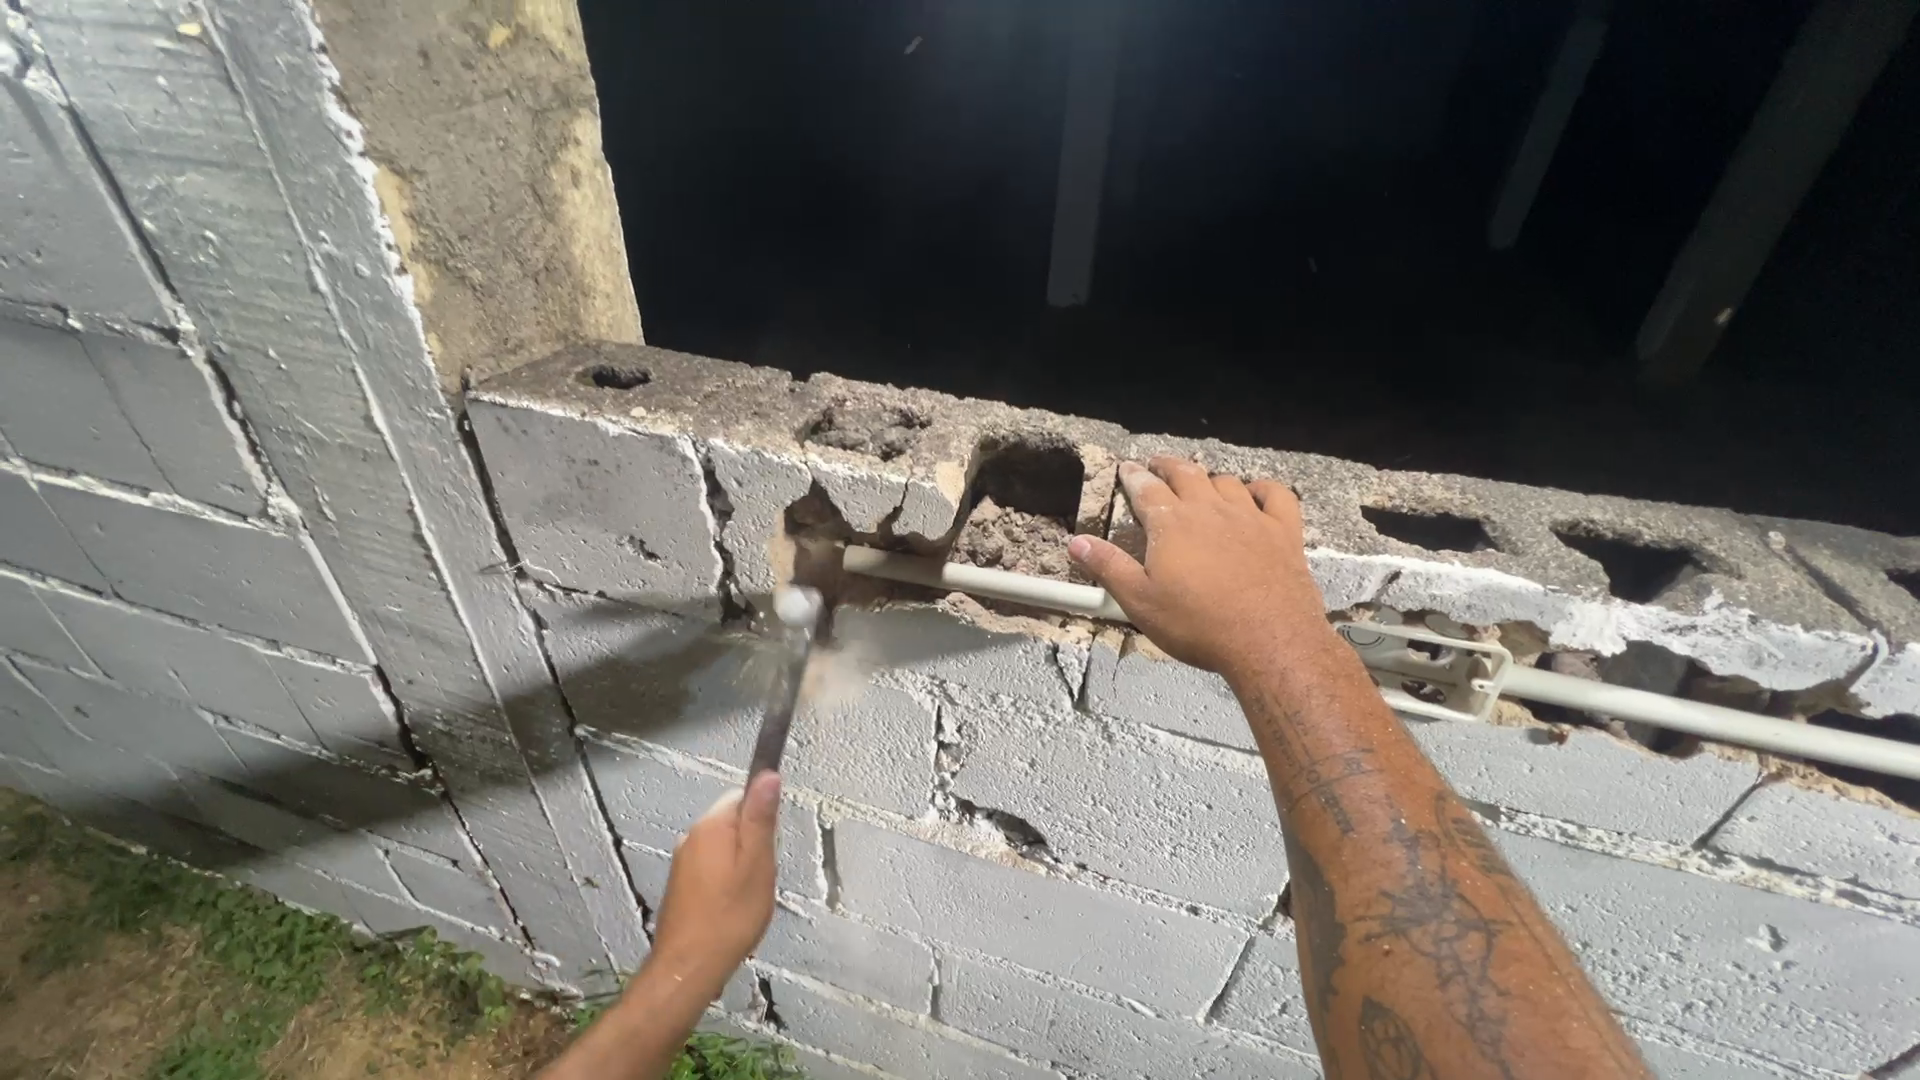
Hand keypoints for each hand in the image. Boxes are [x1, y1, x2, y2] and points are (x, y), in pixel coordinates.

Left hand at [645, 770, 780, 997]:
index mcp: (712, 825)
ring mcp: (682, 861)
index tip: (769, 846)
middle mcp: (692, 836)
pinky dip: (725, 880)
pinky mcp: (679, 885)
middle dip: (753, 842)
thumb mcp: (757, 863)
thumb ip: (762, 818)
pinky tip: (732, 907)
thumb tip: (768, 774)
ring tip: (749, 895)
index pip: (743, 795)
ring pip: (723, 846)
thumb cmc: (730, 916)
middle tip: (762, 875)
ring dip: (740, 863)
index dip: (763, 817)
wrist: (688, 970)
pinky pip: (711, 867)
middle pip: (733, 821)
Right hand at [1069, 458, 1330, 678]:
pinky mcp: (1284, 532)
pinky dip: (1262, 488)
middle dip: (1167, 466)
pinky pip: (1276, 495)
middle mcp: (1210, 509)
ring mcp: (1251, 518)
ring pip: (1226, 482)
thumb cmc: (1198, 624)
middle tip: (1156, 465)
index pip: (1146, 489)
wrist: (1269, 641)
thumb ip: (1108, 567)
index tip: (1125, 469)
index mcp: (1172, 524)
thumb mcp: (1140, 602)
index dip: (1132, 477)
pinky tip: (1254, 493)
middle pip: (1186, 474)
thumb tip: (1076, 542)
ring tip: (1199, 481)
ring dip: (1208, 478)